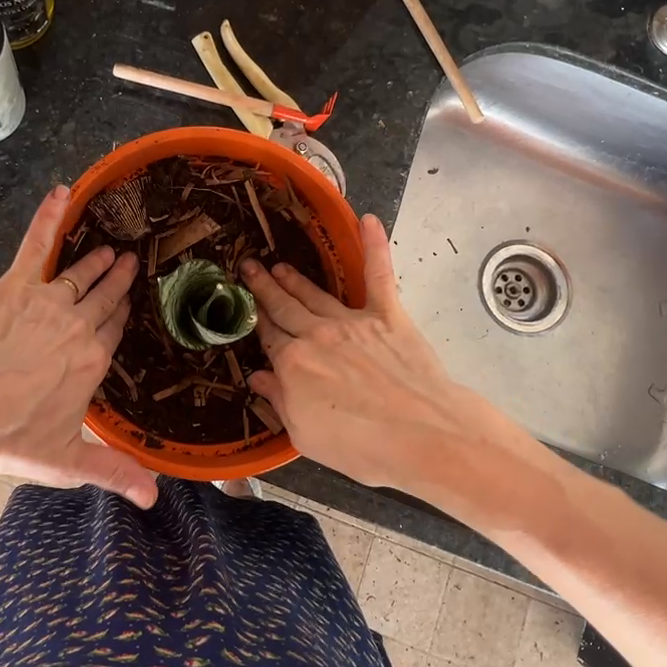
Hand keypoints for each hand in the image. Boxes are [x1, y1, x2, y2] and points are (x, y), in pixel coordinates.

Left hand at [0, 186, 157, 506]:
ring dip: (96, 259)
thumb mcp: (66, 462)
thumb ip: (113, 471)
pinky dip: (50, 217)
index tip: (130, 303)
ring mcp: (47, 300)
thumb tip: (153, 497)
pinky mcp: (16, 285)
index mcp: (93, 362)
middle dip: (118, 281)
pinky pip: (38, 244)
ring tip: (110, 248)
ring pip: (80, 273)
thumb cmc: (7, 440)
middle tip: (131, 262)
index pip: (114, 331)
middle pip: (103, 298)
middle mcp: (78, 325)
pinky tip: (60, 194)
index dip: (121, 316)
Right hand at [239, 214, 539, 491]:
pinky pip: (378, 275)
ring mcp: (352, 321)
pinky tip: (368, 220)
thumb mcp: (305, 436)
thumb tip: (257, 379)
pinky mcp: (388, 315)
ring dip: (296, 278)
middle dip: (264, 287)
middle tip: (250, 266)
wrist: (422, 436)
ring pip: (316, 293)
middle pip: (284, 307)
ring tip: (280, 265)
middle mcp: (316, 335)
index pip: (268, 337)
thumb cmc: (362, 447)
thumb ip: (279, 402)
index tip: (243, 305)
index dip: (255, 320)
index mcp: (292, 364)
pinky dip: (374, 245)